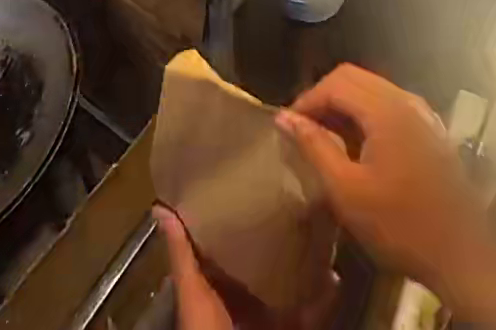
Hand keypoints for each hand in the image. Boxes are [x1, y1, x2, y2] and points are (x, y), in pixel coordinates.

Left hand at [155, 206, 332, 329]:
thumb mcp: (193, 294)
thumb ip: (183, 256)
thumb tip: (160, 208)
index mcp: (220, 288)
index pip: (230, 245)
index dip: (239, 216)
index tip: (256, 181)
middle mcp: (246, 300)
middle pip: (266, 262)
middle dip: (282, 236)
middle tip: (300, 200)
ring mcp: (270, 316)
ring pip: (292, 285)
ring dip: (308, 264)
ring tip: (324, 232)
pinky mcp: (291, 327)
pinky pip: (312, 313)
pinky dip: (324, 298)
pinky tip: (336, 277)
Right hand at [274, 64, 492, 296]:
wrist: (462, 253)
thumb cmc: (400, 225)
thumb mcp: (347, 191)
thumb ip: (315, 147)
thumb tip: (285, 118)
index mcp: (387, 109)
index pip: (337, 82)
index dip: (307, 99)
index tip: (288, 127)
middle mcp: (406, 99)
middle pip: (354, 77)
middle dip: (324, 97)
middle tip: (303, 129)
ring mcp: (421, 112)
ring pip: (372, 88)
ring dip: (344, 104)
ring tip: (323, 137)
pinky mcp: (429, 127)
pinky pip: (389, 104)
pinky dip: (365, 113)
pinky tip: (355, 145)